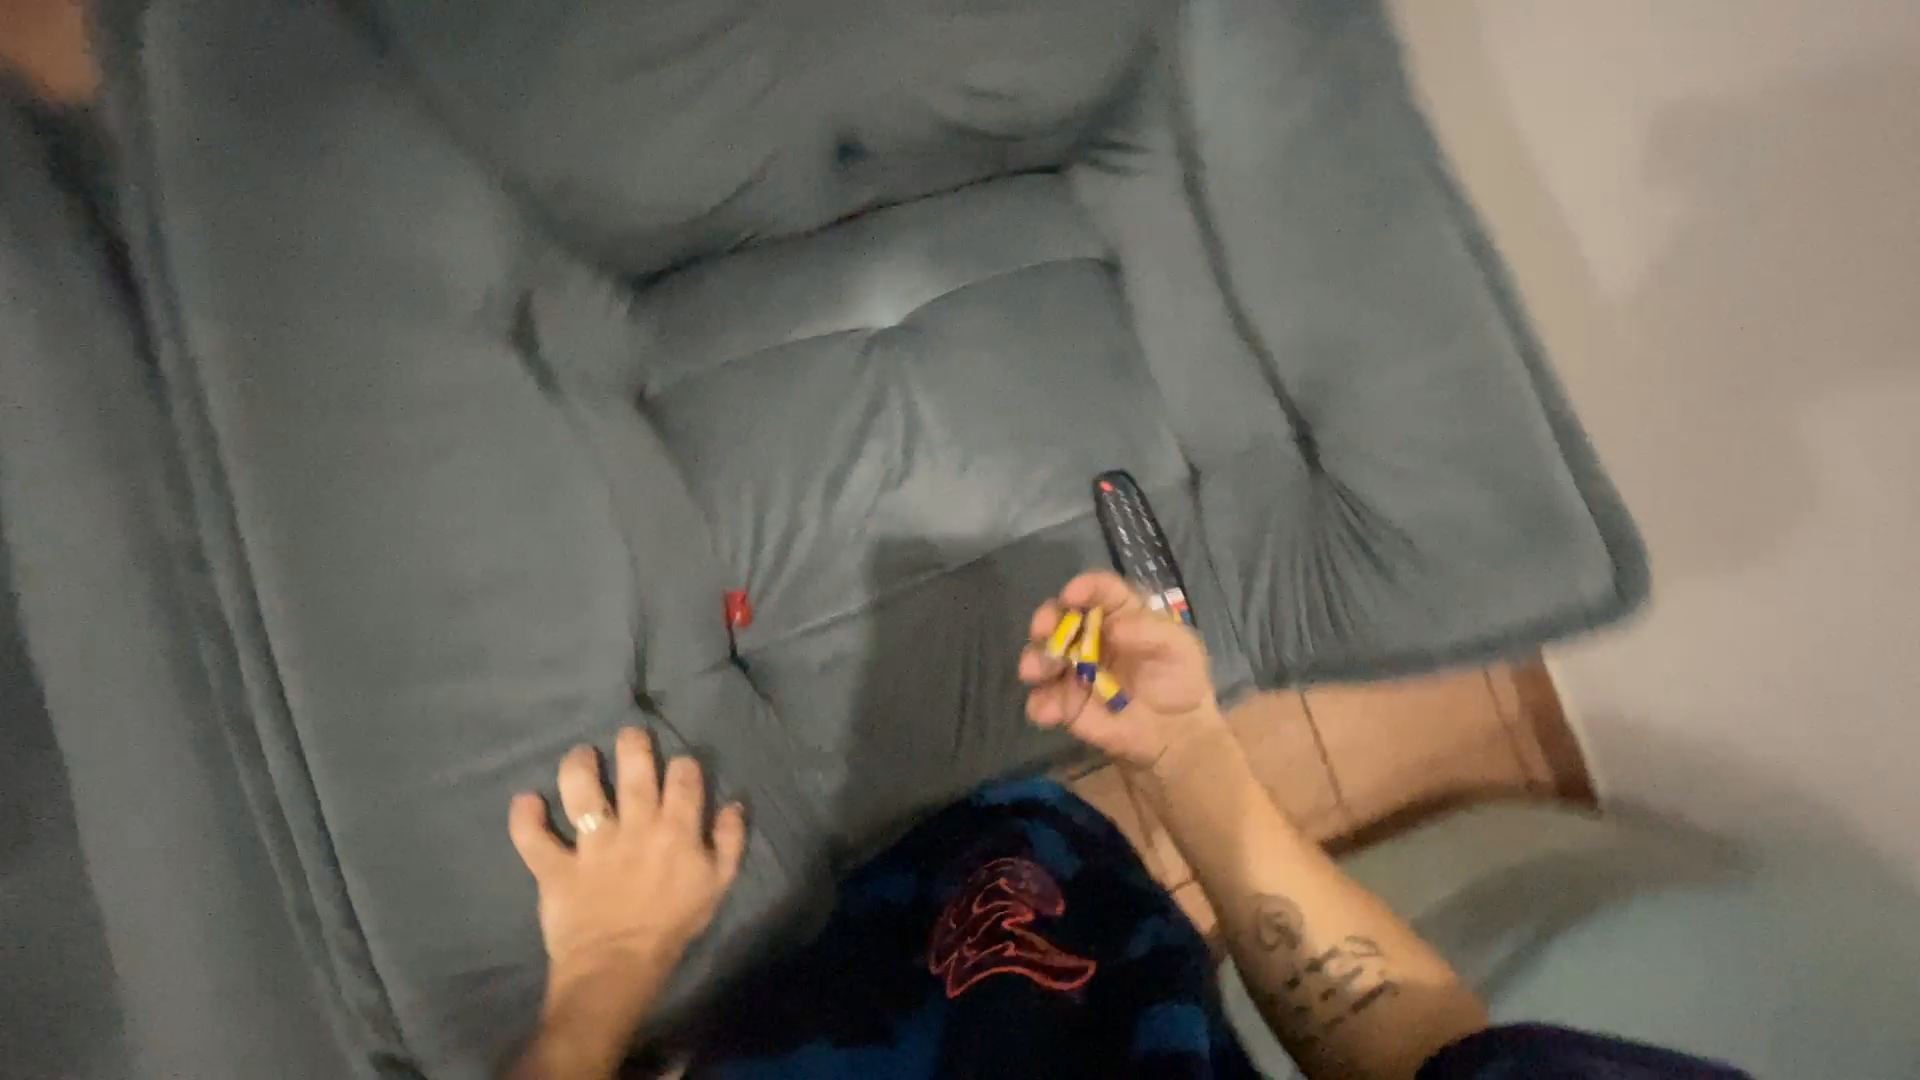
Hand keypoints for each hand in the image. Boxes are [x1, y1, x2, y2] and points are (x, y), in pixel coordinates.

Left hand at [509, 728, 746, 1037]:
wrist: (618, 970)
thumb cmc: (673, 924)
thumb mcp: (718, 883)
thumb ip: (730, 840)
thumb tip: (734, 803)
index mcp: (677, 828)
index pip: (683, 777)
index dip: (683, 764)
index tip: (679, 765)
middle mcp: (635, 826)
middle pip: (635, 772)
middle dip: (633, 745)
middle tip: (630, 733)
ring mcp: (592, 845)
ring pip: (582, 794)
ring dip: (578, 768)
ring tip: (580, 754)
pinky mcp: (556, 868)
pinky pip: (535, 840)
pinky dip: (526, 820)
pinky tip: (525, 800)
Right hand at [1018, 570, 1230, 774]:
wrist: (1178, 732)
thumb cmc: (1180, 679)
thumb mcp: (1179, 647)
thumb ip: (1148, 631)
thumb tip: (1112, 628)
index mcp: (1118, 613)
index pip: (1098, 591)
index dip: (1084, 588)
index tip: (1072, 595)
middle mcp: (1089, 635)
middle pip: (1060, 617)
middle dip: (1046, 618)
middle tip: (1042, 628)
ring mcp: (1074, 669)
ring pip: (1043, 655)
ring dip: (1035, 659)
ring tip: (1034, 671)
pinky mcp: (1066, 702)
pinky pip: (1044, 699)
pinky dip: (1041, 702)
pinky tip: (1048, 711)